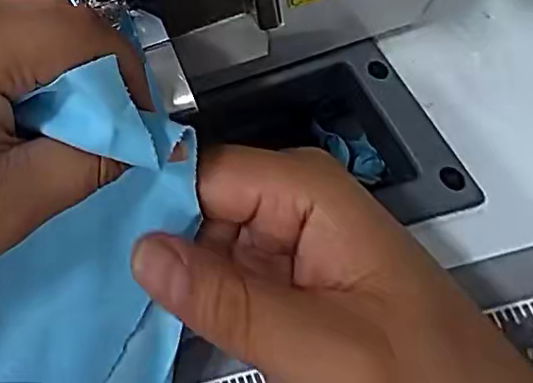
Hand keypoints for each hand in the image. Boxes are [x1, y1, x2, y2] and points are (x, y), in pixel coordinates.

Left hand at [0, 0, 145, 382]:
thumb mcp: (12, 203)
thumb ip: (91, 157)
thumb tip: (135, 131)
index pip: (85, 34)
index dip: (127, 76)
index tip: (136, 125)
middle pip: (54, 14)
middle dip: (90, 65)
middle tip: (91, 127)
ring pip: (21, 11)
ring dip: (52, 57)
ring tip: (45, 120)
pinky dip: (14, 50)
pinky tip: (1, 102)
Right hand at [131, 146, 532, 382]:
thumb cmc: (433, 382)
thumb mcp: (330, 350)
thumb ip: (233, 300)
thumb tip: (142, 251)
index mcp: (302, 185)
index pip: (200, 171)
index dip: (150, 197)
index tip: (98, 222)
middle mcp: (288, 196)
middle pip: (195, 202)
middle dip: (156, 237)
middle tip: (99, 266)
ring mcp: (283, 236)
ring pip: (201, 239)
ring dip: (170, 270)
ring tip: (118, 290)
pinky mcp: (282, 276)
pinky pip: (221, 272)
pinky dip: (195, 294)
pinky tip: (163, 309)